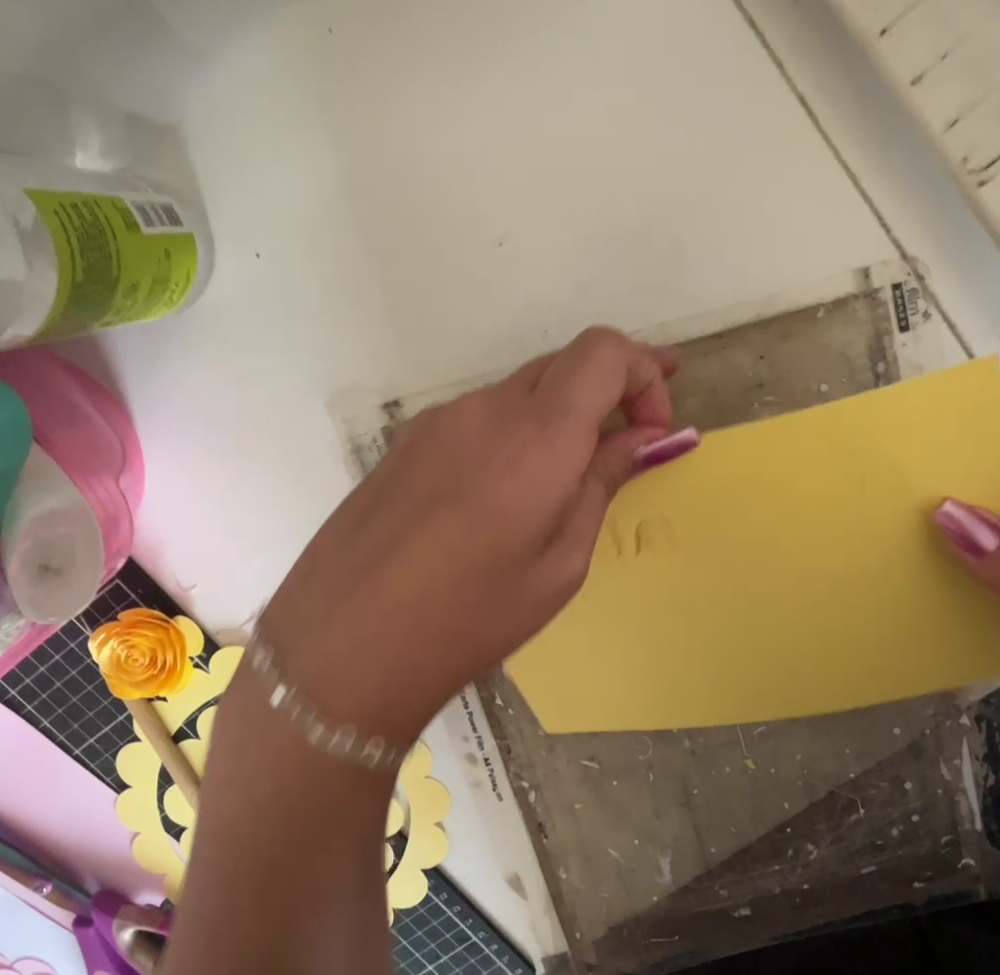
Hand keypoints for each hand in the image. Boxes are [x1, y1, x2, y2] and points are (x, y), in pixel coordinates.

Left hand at [252, 328, 682, 744]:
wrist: (342, 648)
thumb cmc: (470, 618)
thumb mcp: (560, 564)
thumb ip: (603, 483)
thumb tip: (645, 437)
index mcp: (537, 435)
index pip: (604, 351)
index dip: (645, 369)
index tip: (656, 425)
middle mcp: (487, 408)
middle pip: (564, 363)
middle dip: (611, 388)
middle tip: (633, 441)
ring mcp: (439, 421)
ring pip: (520, 391)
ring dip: (560, 416)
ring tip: (563, 484)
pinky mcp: (407, 442)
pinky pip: (479, 417)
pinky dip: (514, 434)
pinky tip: (503, 497)